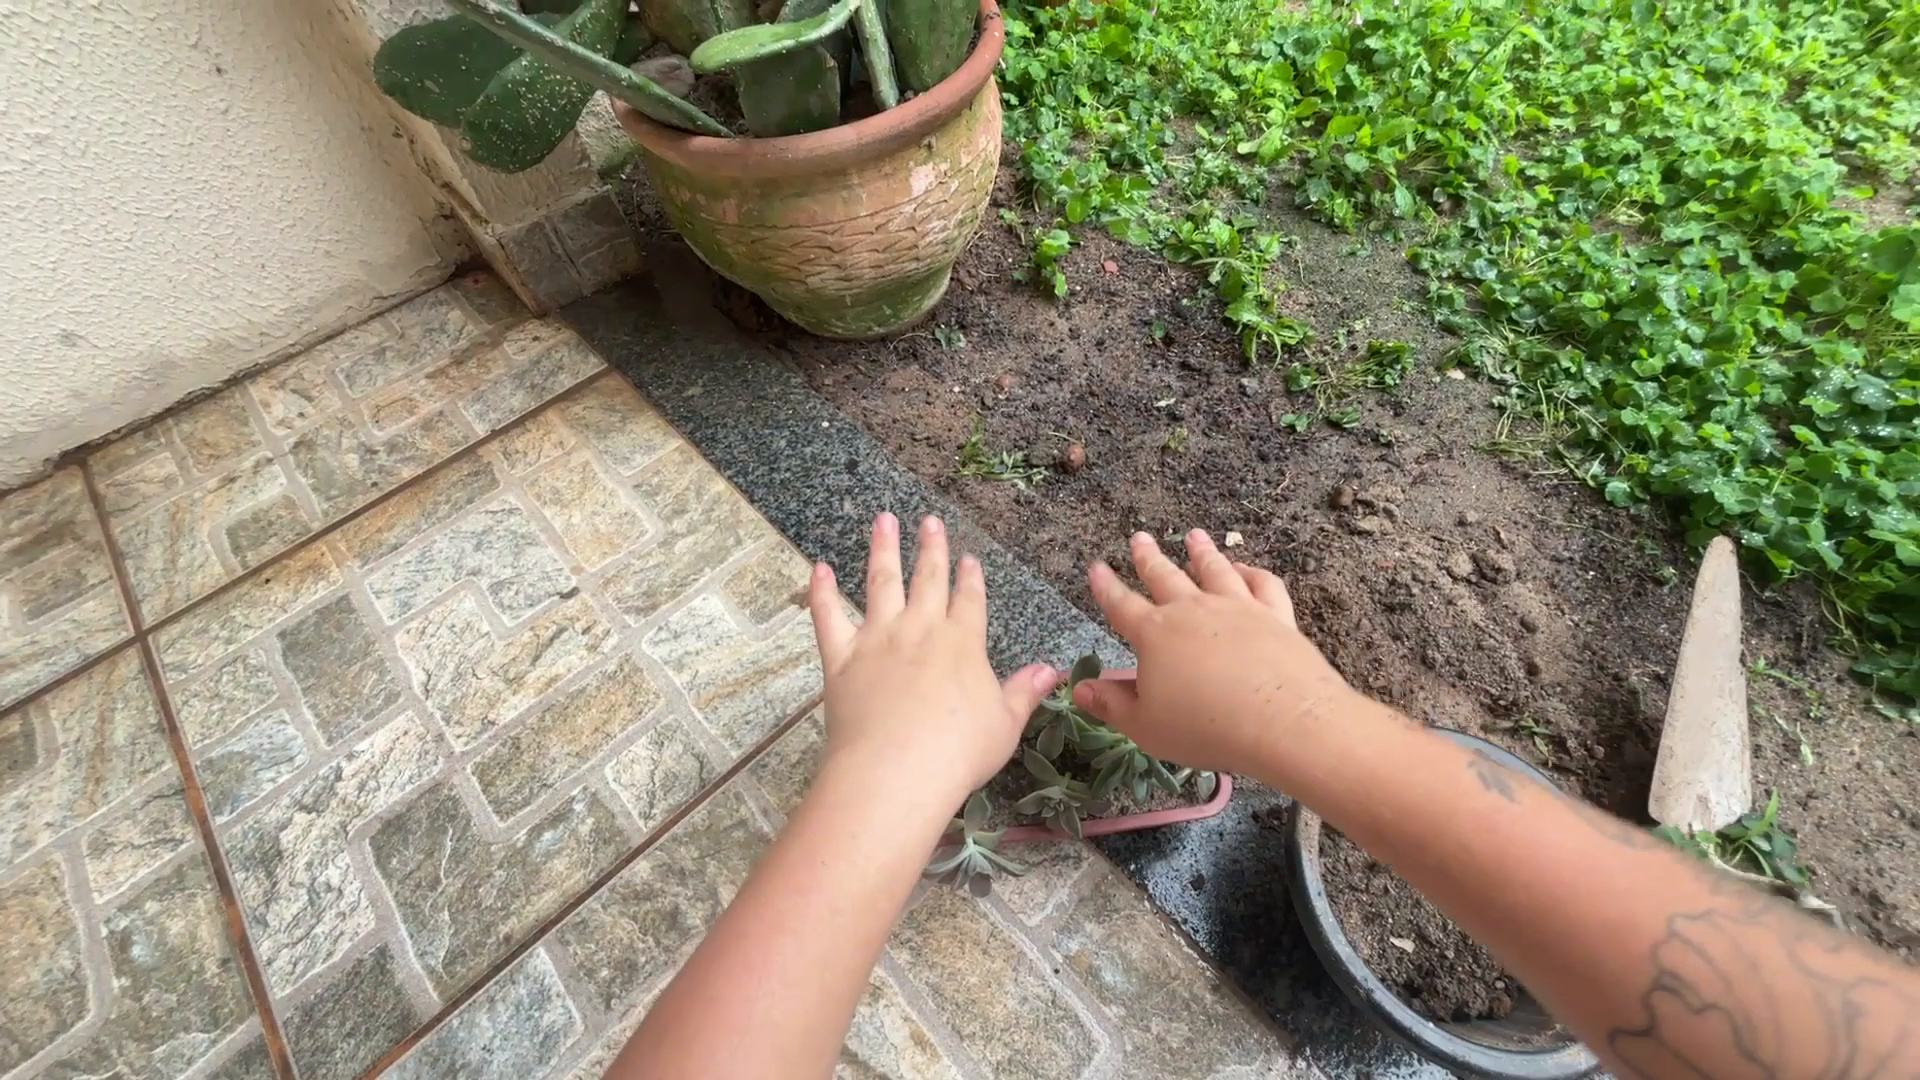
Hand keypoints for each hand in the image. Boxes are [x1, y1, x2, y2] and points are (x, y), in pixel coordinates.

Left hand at [808, 512, 1060, 806]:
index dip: (971, 577)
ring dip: (883, 548)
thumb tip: (1053, 669)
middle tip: (930, 521)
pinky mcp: (842, 656)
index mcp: (962, 642)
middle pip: (929, 578)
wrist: (897, 770)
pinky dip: (822, 591)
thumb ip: (1025, 692)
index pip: (970, 600)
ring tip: (883, 519)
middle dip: (932, 548)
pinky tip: (819, 568)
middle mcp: (921, 629)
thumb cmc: (959, 752)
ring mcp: (879, 638)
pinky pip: (829, 616)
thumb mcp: (1005, 724)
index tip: (969, 557)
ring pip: (881, 582)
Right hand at [1073, 530, 1357, 772]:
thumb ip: (1111, 704)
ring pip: (1214, 570)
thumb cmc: (1204, 727)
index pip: (1120, 605)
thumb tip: (1079, 688)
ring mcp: (1236, 608)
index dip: (1105, 587)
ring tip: (1194, 535)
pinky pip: (1263, 585)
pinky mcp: (1276, 616)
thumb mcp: (1145, 725)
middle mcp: (1192, 611)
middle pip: (1164, 576)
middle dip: (1148, 557)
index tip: (1096, 566)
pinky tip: (1246, 568)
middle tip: (1139, 537)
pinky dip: (1252, 572)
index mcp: (1154, 634)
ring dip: (1201, 552)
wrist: (1283, 722)